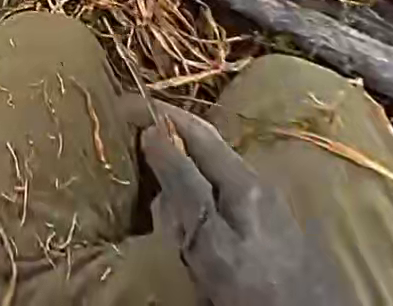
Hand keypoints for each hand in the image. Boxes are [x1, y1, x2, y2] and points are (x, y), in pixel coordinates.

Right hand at [141, 102, 329, 305]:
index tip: (121, 105)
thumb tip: (153, 130)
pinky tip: (188, 233)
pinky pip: (221, 206)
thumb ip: (183, 185)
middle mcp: (257, 184)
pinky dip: (195, 207)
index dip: (156, 111)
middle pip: (202, 150)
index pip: (193, 126)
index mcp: (242, 178)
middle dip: (165, 147)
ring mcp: (267, 212)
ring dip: (179, 180)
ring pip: (211, 179)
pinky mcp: (271, 239)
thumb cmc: (261, 293)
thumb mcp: (212, 242)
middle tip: (130, 156)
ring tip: (154, 202)